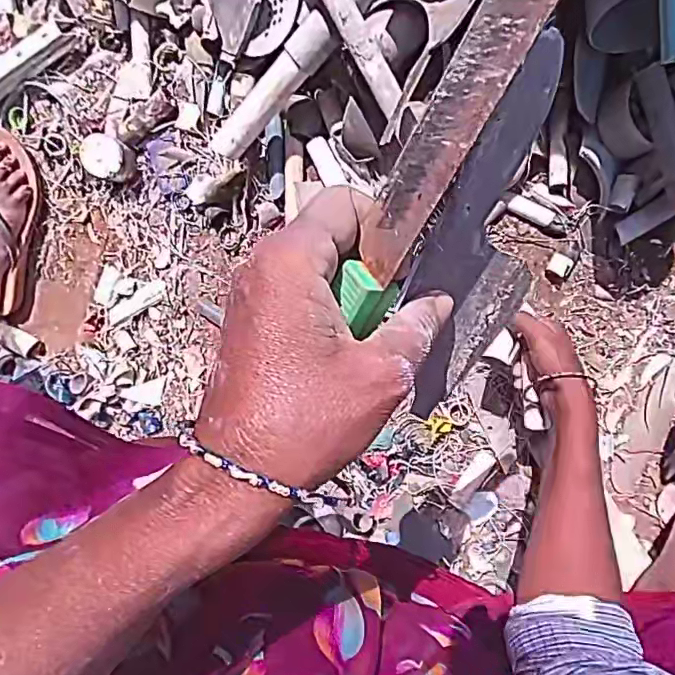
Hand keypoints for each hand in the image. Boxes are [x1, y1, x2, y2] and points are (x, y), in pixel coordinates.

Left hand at [195, 188, 452, 488]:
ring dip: (351, 298)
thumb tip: (433, 305)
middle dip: (370, 272)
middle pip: (335, 235)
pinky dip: (328, 315)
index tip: (400, 267)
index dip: (385, 227)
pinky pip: (302, 295)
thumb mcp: (380, 374)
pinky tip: (337, 355)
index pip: (346, 200)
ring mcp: (253, 293)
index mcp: (289, 262)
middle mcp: (263, 268)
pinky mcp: (254, 319)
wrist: (242, 473)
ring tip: (357, 344)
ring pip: (322, 269)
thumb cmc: (293, 429)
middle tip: (380, 318)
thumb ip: (416, 326)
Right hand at [512, 310, 594, 418]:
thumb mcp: (537, 334)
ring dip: (520, 364)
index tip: (513, 331)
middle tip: (521, 353)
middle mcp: (552, 344)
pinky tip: (528, 378)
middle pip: (523, 340)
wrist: (562, 393)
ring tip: (526, 368)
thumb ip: (525, 320)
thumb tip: (515, 315)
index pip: (531, 319)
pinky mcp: (541, 376)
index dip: (519, 325)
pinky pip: (524, 372)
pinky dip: (523, 375)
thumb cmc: (558, 364)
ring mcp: (546, 361)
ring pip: (522, 358)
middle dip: (518, 348)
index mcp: (554, 328)